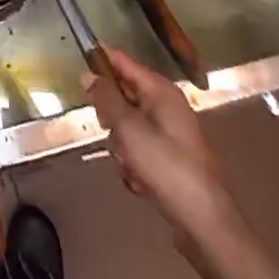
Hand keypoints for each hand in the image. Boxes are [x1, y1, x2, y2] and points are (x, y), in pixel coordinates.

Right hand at [83, 47, 232, 237]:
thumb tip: (87, 75)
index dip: (100, 62)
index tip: (78, 72)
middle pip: (123, 95)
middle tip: (111, 133)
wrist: (201, 217)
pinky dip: (132, 162)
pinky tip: (138, 180)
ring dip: (121, 145)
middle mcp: (165, 104)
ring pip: (126, 125)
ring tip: (129, 164)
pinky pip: (137, 147)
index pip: (123, 62)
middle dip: (111, 117)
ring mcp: (168, 130)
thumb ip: (106, 99)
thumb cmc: (164, 165)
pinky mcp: (167, 154)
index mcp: (160, 90)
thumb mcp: (128, 128)